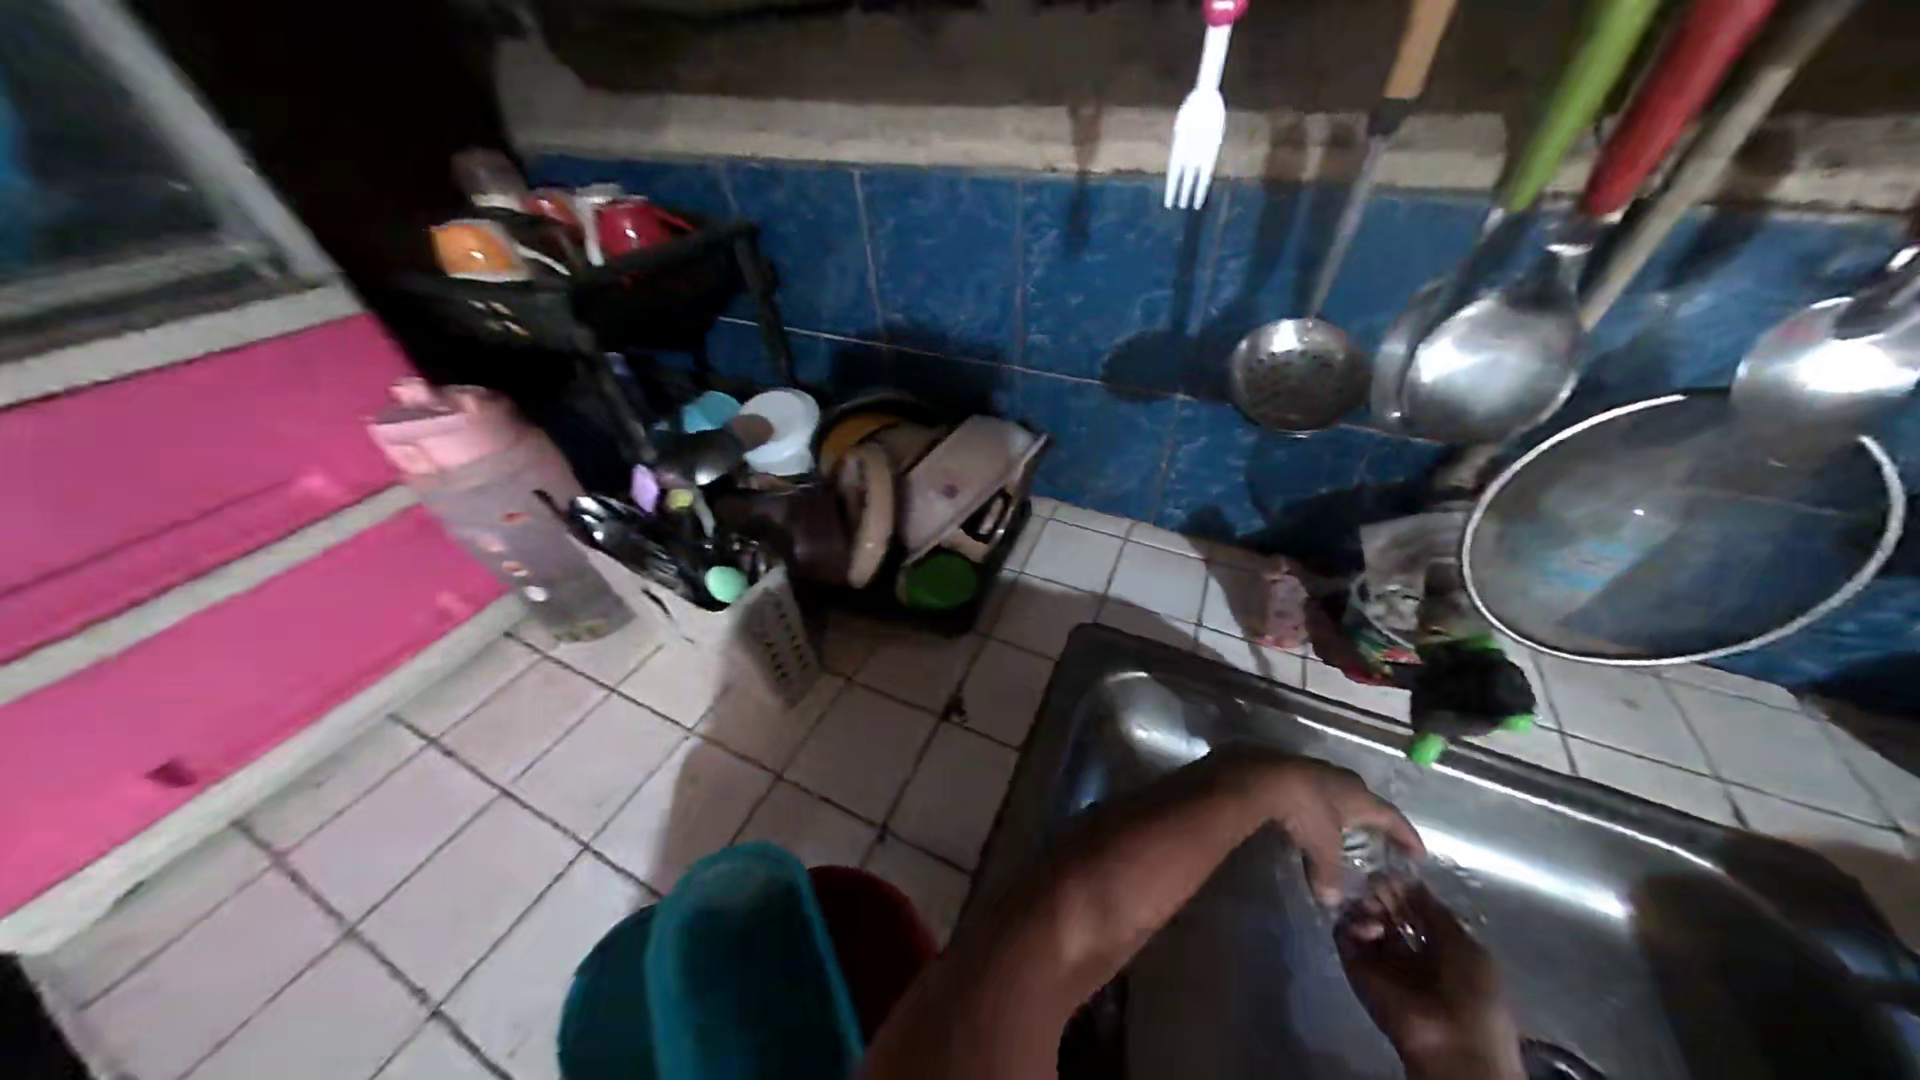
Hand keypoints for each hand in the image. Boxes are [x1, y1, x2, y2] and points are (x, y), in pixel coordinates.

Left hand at [1212, 747, 1425, 907]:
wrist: (1263, 778)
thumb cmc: (1304, 812)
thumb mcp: (1321, 848)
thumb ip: (1329, 875)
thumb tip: (1330, 900)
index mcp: (1360, 797)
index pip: (1393, 818)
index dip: (1407, 837)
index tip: (1419, 854)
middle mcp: (1343, 779)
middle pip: (1366, 800)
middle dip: (1374, 820)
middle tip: (1380, 838)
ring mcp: (1317, 769)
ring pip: (1339, 791)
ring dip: (1343, 809)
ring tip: (1345, 827)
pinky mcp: (1292, 768)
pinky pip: (1315, 789)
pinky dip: (1319, 803)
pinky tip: (1312, 813)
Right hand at [1336, 882, 1524, 1079]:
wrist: (1453, 1043)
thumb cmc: (1474, 995)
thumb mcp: (1467, 946)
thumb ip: (1436, 912)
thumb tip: (1409, 880)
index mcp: (1438, 947)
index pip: (1412, 908)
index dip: (1403, 888)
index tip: (1393, 870)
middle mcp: (1406, 949)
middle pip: (1384, 909)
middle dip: (1380, 892)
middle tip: (1375, 881)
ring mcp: (1377, 957)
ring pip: (1362, 916)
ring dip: (1365, 904)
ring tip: (1372, 906)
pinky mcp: (1353, 965)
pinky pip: (1344, 933)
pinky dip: (1351, 922)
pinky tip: (1367, 926)